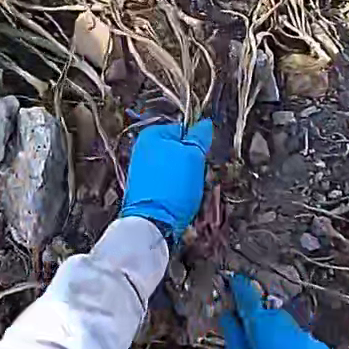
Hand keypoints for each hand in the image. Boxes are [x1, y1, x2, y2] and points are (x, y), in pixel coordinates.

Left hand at [119, 119, 212, 241]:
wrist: (152, 224)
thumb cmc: (171, 188)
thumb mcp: (193, 156)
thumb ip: (200, 137)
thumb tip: (205, 124)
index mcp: (151, 135)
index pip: (184, 130)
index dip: (197, 143)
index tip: (202, 156)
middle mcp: (144, 151)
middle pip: (181, 151)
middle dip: (194, 164)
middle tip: (198, 175)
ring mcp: (144, 173)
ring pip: (178, 171)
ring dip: (189, 180)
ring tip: (190, 192)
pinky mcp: (147, 192)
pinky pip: (171, 186)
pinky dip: (179, 192)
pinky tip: (183, 201)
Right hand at [220, 274, 348, 348]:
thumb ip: (235, 341)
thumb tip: (229, 316)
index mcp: (268, 330)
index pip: (250, 299)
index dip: (240, 288)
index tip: (233, 280)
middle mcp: (294, 329)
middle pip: (273, 318)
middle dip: (262, 326)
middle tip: (250, 342)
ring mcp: (315, 344)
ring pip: (292, 337)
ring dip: (282, 346)